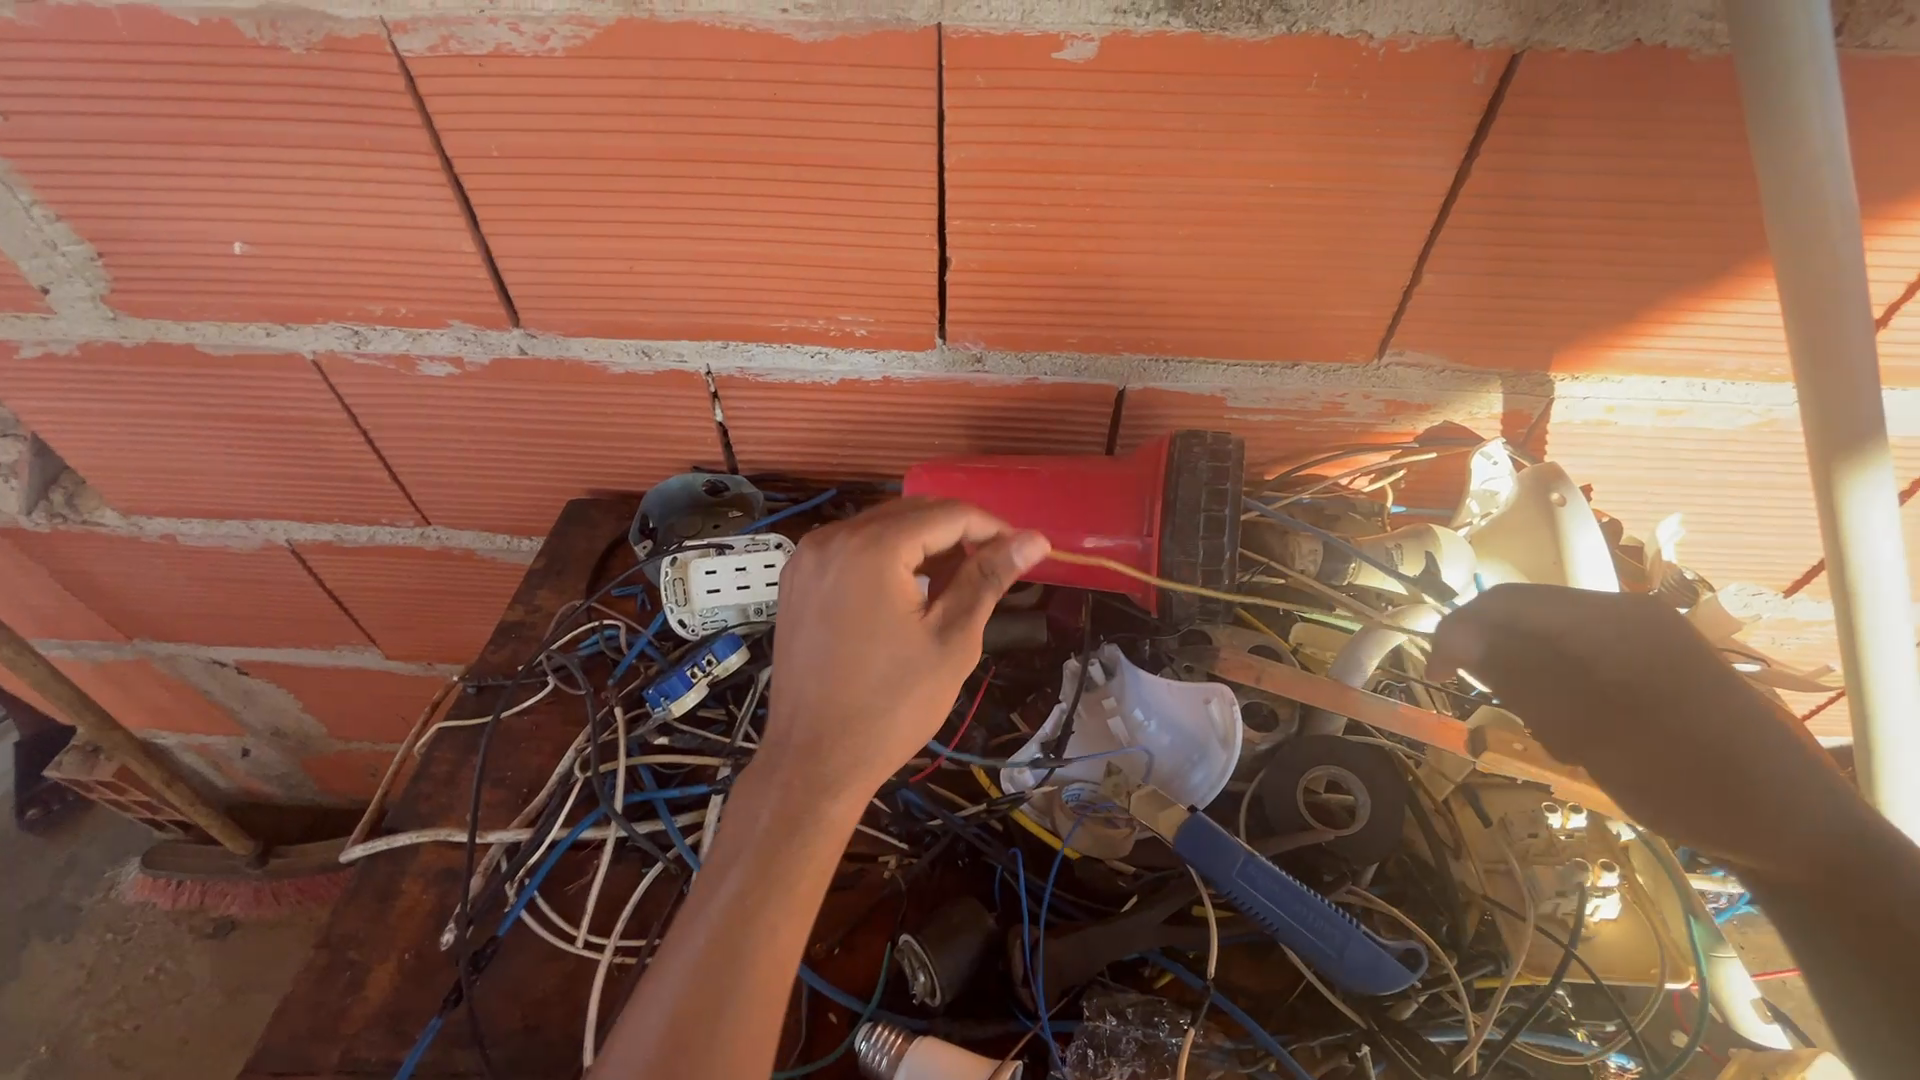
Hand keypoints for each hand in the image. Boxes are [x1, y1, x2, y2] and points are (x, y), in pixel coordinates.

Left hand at [760, 498, 1049, 802]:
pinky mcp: (797, 580)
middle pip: (911, 513)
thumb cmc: (891, 706)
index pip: (946, 514)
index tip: (1024, 551)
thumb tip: (1033, 540)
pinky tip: (911, 590)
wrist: (814, 761)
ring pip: (880, 528)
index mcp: (872, 549)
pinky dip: (887, 557)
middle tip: (995, 568)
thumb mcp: (952, 640)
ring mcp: (808, 558)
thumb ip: (989, 578)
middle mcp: (833, 538)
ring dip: (923, 544)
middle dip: (958, 533)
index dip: (991, 527)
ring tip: (958, 582)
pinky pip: (852, 549)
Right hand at [1429, 583, 1862, 877]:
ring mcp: (1643, 645)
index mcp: (1612, 620)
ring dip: (1536, 693)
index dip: (1458, 632)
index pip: (1506, 602)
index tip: (1434, 677)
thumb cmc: (1686, 776)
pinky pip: (1580, 671)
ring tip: (1564, 743)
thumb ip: (1519, 674)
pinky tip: (1588, 744)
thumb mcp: (1587, 728)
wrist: (1796, 831)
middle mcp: (1626, 619)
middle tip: (1520, 725)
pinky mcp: (1653, 673)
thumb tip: (1453, 634)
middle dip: (1505, 670)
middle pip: (1526, 624)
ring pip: (1548, 651)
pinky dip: (1565, 702)